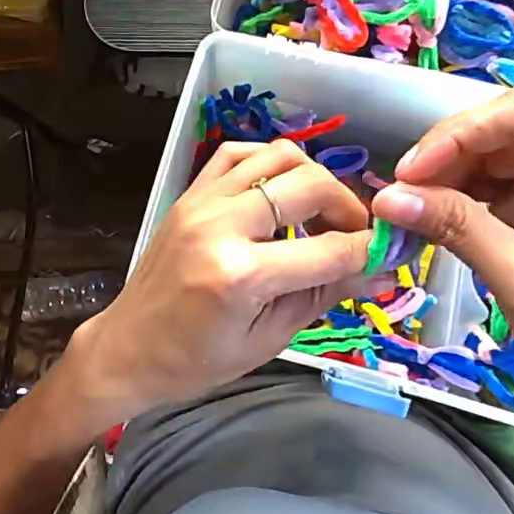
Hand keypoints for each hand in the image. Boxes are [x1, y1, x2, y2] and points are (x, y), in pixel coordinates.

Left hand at [70, 139, 384, 417]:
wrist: (127, 349)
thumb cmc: (196, 361)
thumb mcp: (267, 340)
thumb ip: (323, 296)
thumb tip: (378, 268)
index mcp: (242, 276)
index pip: (330, 250)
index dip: (369, 250)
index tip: (386, 253)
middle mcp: (222, 226)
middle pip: (310, 186)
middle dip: (348, 208)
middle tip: (353, 234)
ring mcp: (201, 203)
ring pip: (278, 156)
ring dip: (313, 178)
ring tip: (319, 211)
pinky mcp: (189, 195)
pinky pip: (237, 153)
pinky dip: (269, 160)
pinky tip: (281, 187)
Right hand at [369, 88, 513, 411]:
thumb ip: (457, 229)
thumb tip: (386, 199)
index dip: (462, 134)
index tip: (410, 171)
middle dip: (454, 153)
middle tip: (404, 187)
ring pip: (505, 147)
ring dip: (454, 172)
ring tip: (412, 202)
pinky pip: (508, 173)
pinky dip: (468, 189)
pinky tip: (436, 208)